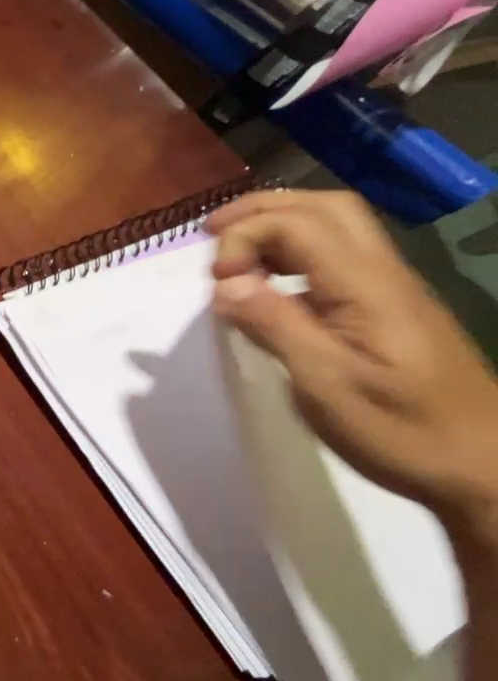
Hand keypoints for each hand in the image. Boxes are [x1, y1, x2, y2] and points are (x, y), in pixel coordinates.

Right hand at [208, 190, 497, 543]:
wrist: (488, 473)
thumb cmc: (403, 432)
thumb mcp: (325, 384)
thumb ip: (273, 324)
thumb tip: (226, 283)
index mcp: (367, 289)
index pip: (296, 224)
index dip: (244, 237)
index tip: (216, 282)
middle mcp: (384, 276)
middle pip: (323, 207)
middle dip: (259, 211)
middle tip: (211, 239)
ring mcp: (391, 291)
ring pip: (333, 225)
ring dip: (275, 227)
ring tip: (234, 259)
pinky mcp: (388, 310)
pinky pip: (336, 256)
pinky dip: (291, 253)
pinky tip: (269, 286)